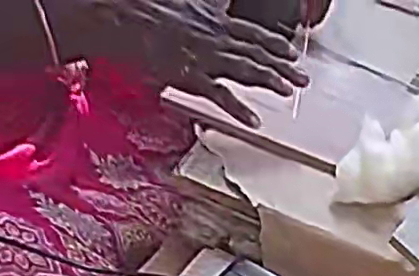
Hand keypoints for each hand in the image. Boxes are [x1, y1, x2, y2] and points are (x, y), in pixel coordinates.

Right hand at [61, 0, 307, 125]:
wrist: (114, 12)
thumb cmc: (141, 9)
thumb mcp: (179, 6)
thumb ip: (202, 11)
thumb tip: (214, 8)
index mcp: (209, 19)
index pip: (250, 32)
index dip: (273, 43)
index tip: (292, 53)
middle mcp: (211, 35)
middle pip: (254, 51)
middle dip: (282, 64)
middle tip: (304, 79)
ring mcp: (202, 56)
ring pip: (244, 69)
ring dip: (269, 80)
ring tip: (289, 92)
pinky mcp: (189, 75)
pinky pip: (219, 95)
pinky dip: (238, 109)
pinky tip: (255, 122)